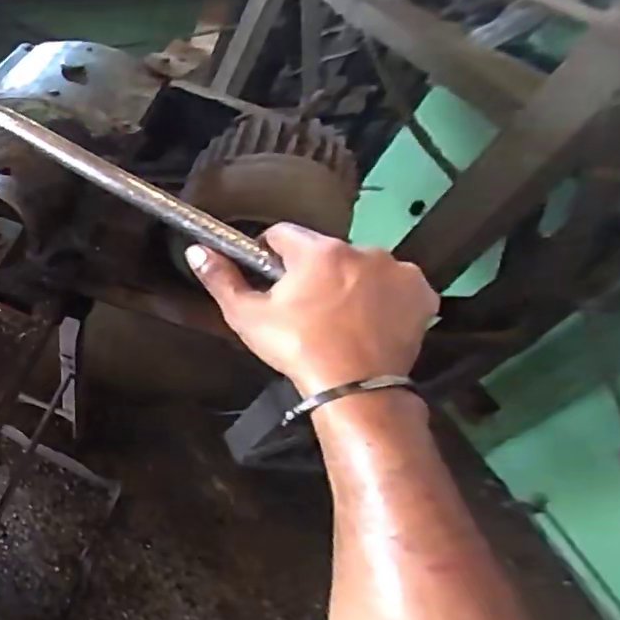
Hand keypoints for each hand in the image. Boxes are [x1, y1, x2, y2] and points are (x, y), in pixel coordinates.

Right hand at [185, 224, 437, 395]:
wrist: (355, 387)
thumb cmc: (296, 347)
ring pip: (359, 266)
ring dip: (346, 281)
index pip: (282, 233)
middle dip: (310, 270)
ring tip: (333, 317)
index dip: (268, 253)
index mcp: (318, 251)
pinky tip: (364, 320)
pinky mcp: (421, 293)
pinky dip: (380, 296)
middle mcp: (363, 250)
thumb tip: (197, 251)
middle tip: (298, 306)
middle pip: (323, 250)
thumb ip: (220, 279)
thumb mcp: (246, 315)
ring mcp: (397, 271)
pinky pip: (393, 284)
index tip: (268, 279)